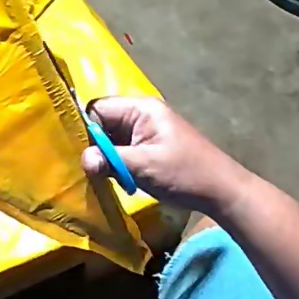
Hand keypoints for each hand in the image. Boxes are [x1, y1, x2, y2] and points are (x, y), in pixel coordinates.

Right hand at [81, 96, 251, 216]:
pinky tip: (115, 178)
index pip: (98, 108)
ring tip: (100, 175)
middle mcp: (142, 113)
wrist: (221, 189)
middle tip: (86, 167)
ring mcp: (147, 130)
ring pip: (112, 137)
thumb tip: (82, 159)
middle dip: (94, 144)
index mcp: (141, 109)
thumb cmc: (184, 173)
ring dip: (105, 156)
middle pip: (103, 122)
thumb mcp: (144, 166)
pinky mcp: (150, 146)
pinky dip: (116, 162)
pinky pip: (123, 148)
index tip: (77, 152)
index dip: (85, 128)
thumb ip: (110, 161)